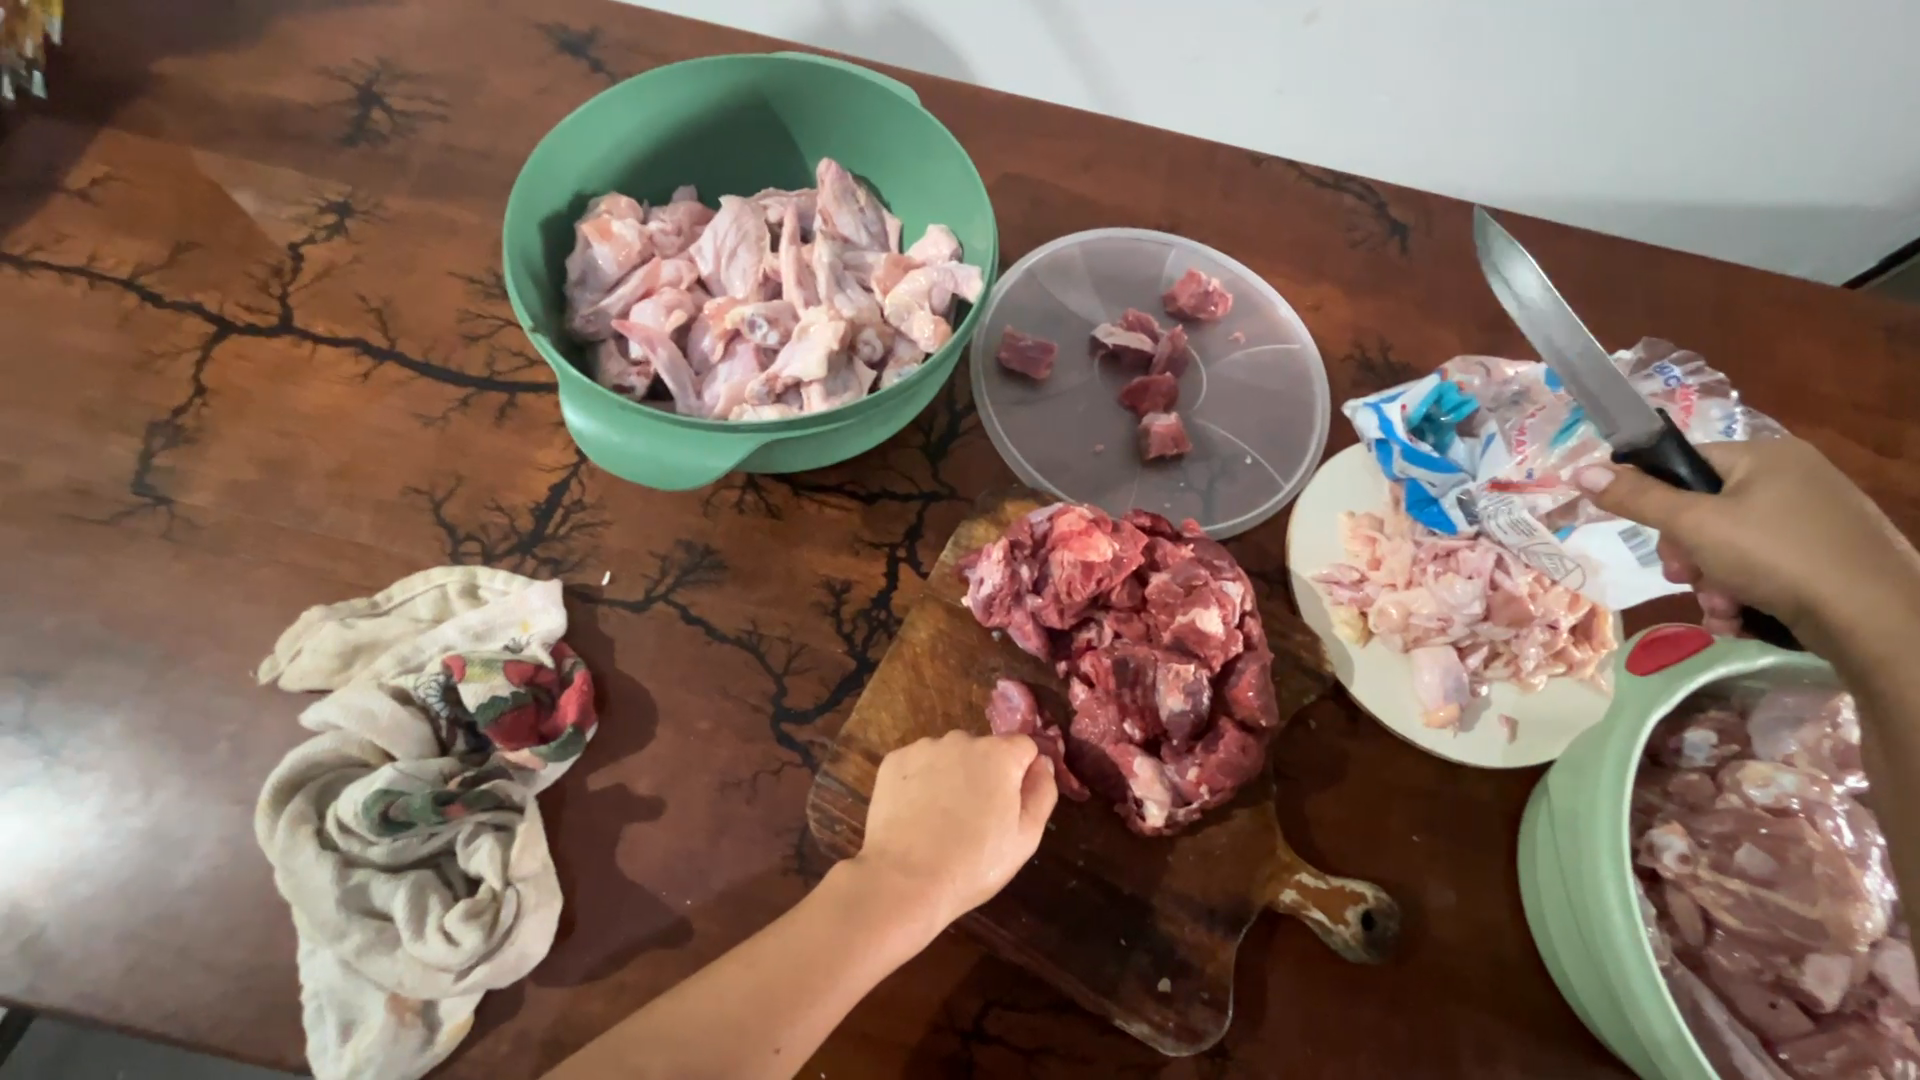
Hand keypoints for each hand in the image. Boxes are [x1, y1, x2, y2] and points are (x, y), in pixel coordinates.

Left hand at [853, 730, 1057, 934]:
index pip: (1024, 747)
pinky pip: (918, 765)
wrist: (905, 880)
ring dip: (952, 776)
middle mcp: (962, 739)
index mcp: (999, 754)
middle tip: (976, 818)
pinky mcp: (894, 760)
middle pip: (984, 750)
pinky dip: (921, 781)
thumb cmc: (975, 863)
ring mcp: (924, 748)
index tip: (1010, 804)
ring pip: (949, 756)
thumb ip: (1042, 791)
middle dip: (985, 774)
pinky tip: (917, 814)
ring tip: (943, 819)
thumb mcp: (1026, 837)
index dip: (1022, 773)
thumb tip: (1042, 762)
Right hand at [1575, 437, 1919, 642]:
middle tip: (1685, 575)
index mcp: (1766, 456)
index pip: (1684, 463)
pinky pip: (1759, 565)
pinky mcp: (1827, 556)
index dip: (1656, 500)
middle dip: (1685, 553)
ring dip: (1709, 580)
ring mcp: (1816, 518)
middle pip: (1702, 510)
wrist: (1877, 619)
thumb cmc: (1778, 556)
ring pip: (1726, 545)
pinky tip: (1740, 614)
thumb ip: (1635, 498)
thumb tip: (1579, 470)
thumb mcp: (1693, 525)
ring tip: (1721, 606)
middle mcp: (1794, 478)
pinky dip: (1740, 591)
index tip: (1651, 534)